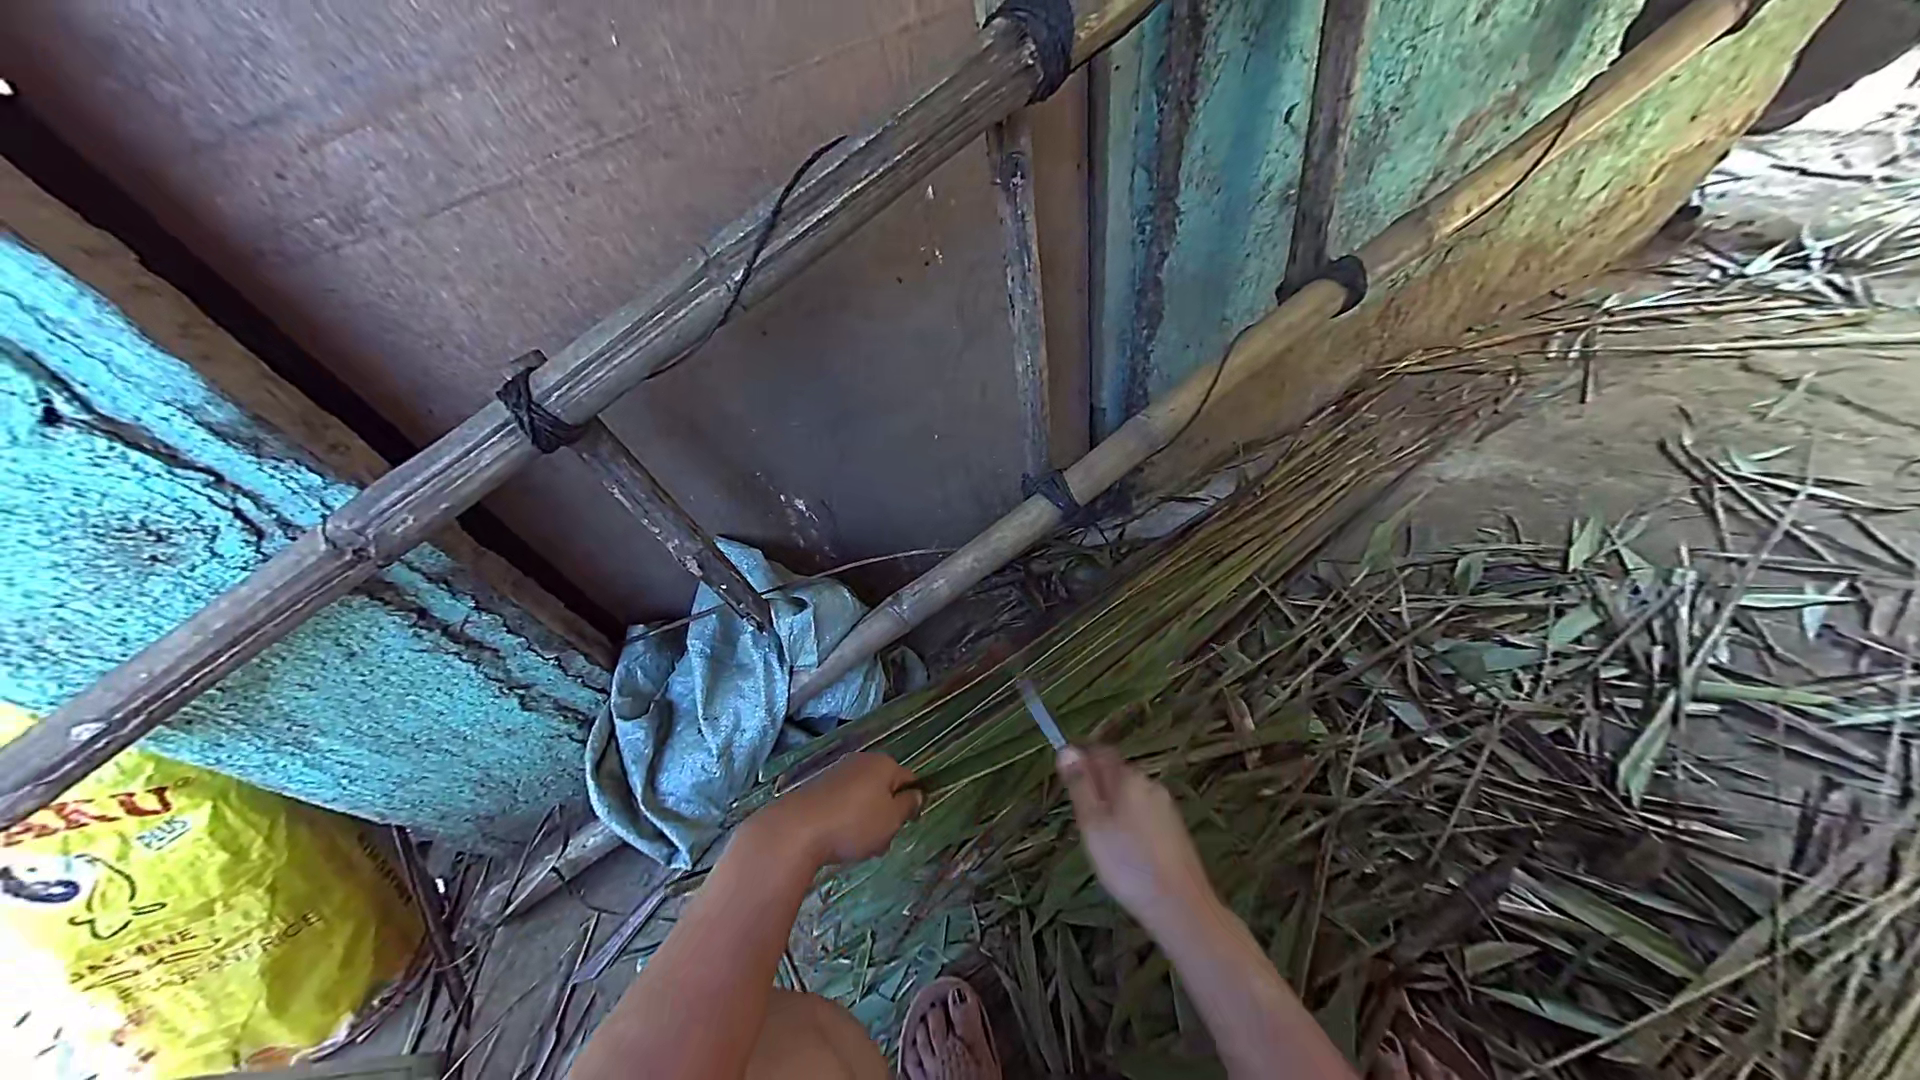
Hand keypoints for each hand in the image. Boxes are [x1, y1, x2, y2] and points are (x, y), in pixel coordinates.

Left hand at [752, 752, 922, 866]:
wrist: (796, 830)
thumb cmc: (854, 824)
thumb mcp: (892, 820)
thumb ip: (908, 806)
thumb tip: (916, 794)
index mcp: (883, 763)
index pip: (909, 779)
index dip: (912, 802)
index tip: (906, 825)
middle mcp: (861, 761)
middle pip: (885, 788)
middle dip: (887, 815)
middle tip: (882, 842)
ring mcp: (838, 773)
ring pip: (864, 798)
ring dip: (867, 821)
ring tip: (859, 847)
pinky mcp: (818, 788)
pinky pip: (844, 802)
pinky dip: (847, 819)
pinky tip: (839, 840)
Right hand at [1057, 745, 1216, 930]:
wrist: (1180, 906)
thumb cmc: (1127, 863)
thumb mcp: (1092, 823)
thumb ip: (1079, 785)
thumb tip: (1067, 749)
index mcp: (1129, 778)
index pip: (1101, 751)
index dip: (1082, 761)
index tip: (1068, 783)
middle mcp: (1150, 784)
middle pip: (1117, 774)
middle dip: (1098, 788)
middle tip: (1084, 820)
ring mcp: (1167, 807)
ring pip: (1131, 796)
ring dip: (1115, 807)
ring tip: (1104, 841)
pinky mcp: (1176, 830)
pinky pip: (1145, 814)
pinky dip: (1132, 824)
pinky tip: (1128, 852)